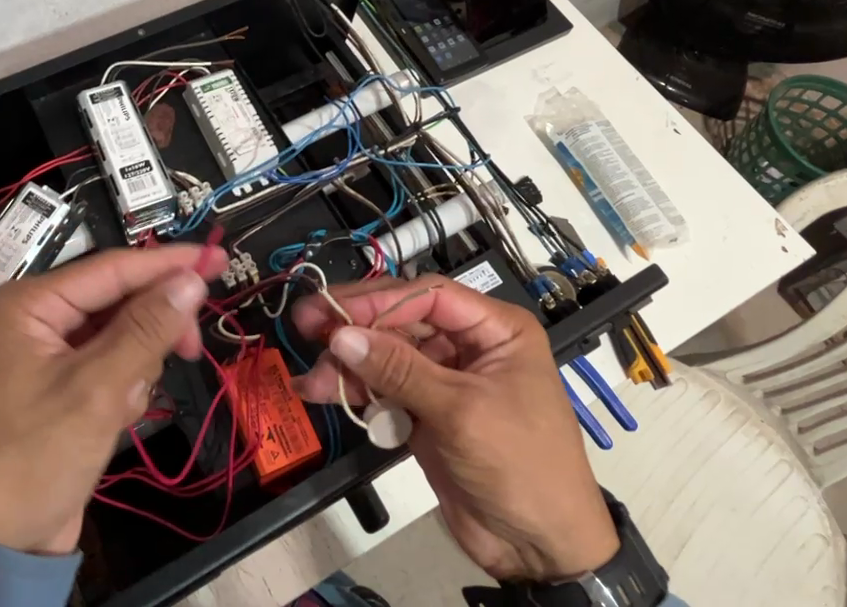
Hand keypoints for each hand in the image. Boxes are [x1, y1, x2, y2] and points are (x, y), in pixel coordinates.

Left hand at [0, 244, 226, 554]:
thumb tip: (191, 281)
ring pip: (121, 333)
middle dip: (152, 328)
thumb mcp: (98, 390)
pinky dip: (124, 386)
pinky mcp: (62, 383)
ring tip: (123, 407)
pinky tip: (117, 418)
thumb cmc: (35, 457)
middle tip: (192, 350)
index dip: (167, 263)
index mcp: (30, 304)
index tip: (217, 257)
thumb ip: (146, 330)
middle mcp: (37, 317)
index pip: (112, 269)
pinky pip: (110, 364)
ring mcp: (48, 352)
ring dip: (137, 366)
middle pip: (118, 300)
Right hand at [290, 276, 617, 582]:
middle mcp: (468, 345)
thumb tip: (340, 336)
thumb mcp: (460, 412)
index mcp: (494, 329)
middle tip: (304, 326)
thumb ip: (398, 370)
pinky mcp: (425, 412)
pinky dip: (356, 392)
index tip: (332, 311)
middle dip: (354, 329)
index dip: (377, 300)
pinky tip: (323, 393)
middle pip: (399, 321)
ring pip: (385, 355)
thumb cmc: (521, 465)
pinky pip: (384, 389)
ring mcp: (444, 380)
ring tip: (312, 381)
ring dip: (348, 366)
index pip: (426, 295)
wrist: (542, 551)